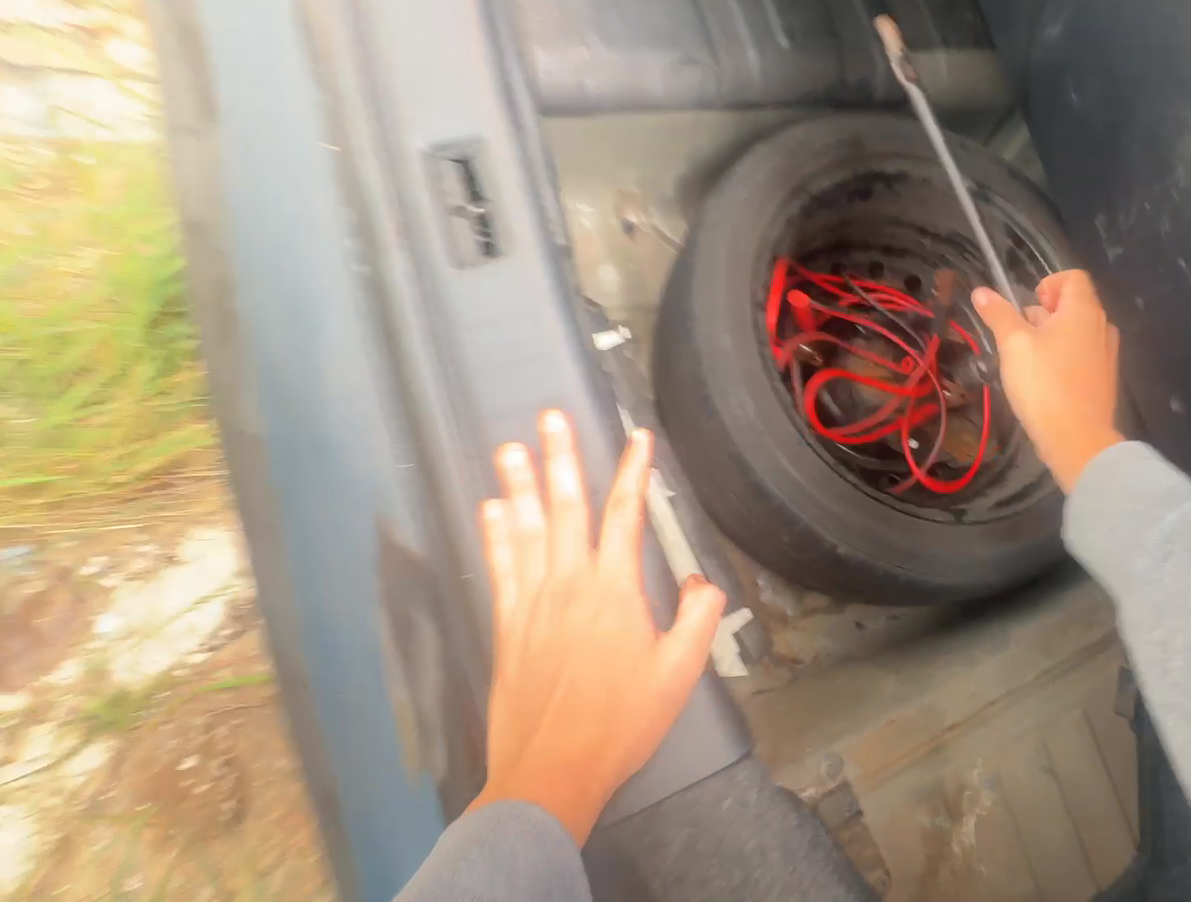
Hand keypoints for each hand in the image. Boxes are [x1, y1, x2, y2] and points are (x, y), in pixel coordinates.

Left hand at [469, 410, 725, 842]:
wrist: (550, 773)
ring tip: (510, 447)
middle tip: (550, 417)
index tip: (638, 437)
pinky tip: (489, 509)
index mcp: (614, 590)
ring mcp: (531, 602)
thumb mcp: (680, 673)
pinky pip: (500, 568)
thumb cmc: (621, 721)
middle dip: (560, 458)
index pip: (626, 515)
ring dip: (518, 486)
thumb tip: (700, 581)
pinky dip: (494, 535)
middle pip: (564, 508)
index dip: (633, 471)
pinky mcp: (507, 626)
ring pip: (524, 530)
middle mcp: (569, 583)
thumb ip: (698, 619)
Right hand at [972, 271, 1124, 491]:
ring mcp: (1107, 355)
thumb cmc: (1044, 383)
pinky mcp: (1103, 380)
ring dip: (1050, 337)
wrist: (1077, 439)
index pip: (1073, 277)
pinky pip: (1081, 356)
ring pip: (1075, 333)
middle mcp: (1102, 327)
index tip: (1027, 306)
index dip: (1048, 284)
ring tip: (1026, 360)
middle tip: (1018, 336)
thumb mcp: (1013, 344)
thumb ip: (998, 314)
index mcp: (1084, 311)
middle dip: (1042, 314)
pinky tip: (1042, 381)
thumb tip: (981, 292)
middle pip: (1072, 305)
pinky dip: (1062, 358)